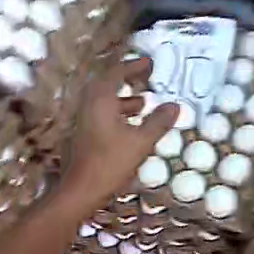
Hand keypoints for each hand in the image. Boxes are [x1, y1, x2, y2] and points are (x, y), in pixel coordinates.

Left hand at [59, 57, 178, 213]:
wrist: (79, 190)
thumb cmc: (110, 163)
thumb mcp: (141, 142)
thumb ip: (158, 122)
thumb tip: (174, 106)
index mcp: (99, 101)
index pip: (115, 74)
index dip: (133, 66)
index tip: (149, 63)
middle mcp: (86, 107)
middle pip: (105, 85)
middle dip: (126, 80)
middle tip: (145, 79)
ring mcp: (81, 122)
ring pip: (102, 102)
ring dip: (122, 100)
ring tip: (142, 104)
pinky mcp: (80, 136)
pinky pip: (99, 116)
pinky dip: (115, 114)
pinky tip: (129, 127)